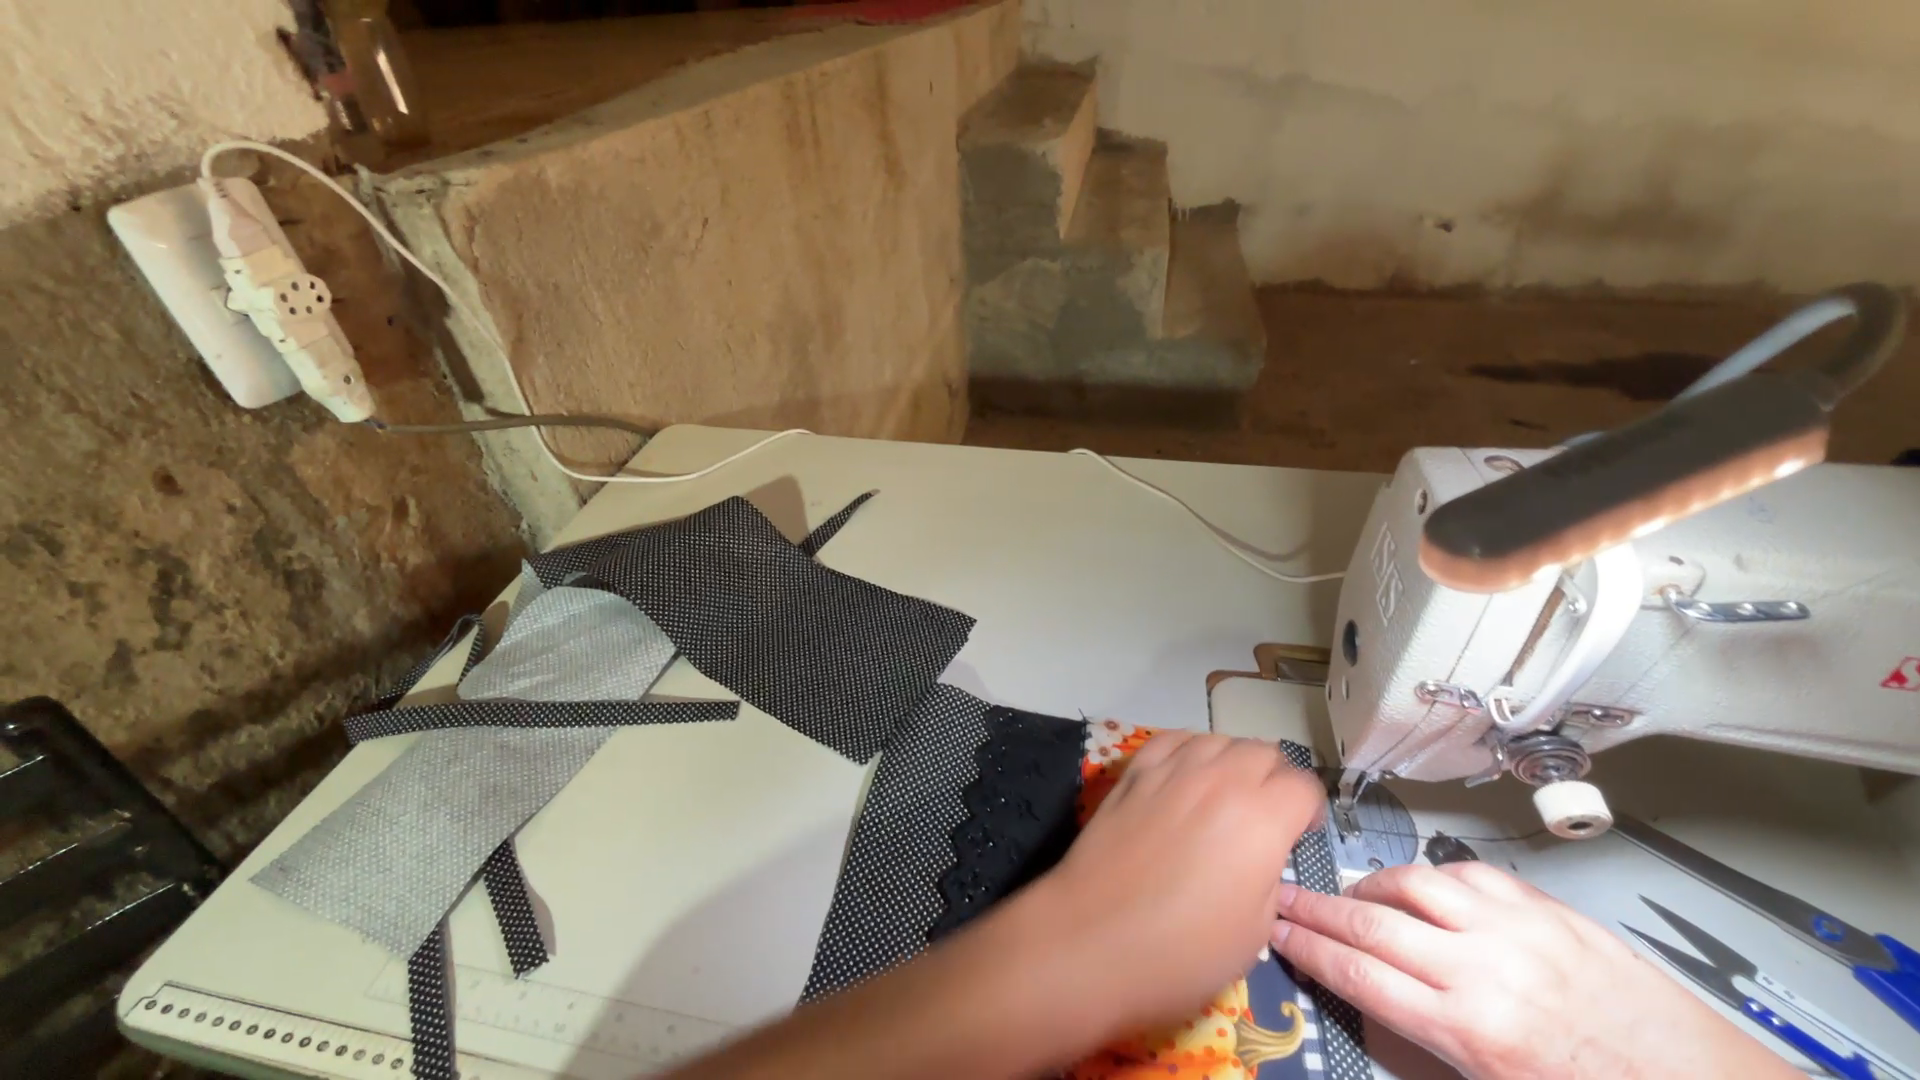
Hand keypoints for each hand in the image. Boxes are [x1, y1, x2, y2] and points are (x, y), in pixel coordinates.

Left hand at [1019, 731, 1325, 1038]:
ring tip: (1224, 796)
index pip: (1303, 785)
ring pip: (1218, 739)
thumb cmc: (1181, 952)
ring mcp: (1171, 771)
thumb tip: (1263, 851)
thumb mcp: (1254, 930)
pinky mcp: (1133, 773)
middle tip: (1263, 818)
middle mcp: (1219, 780)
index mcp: (1260, 819)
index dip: (1307, 811)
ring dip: (1231, 762)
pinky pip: (1172, 740)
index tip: (1296, 835)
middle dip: (1273, 780)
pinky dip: (1188, 750)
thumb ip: (1269, 873)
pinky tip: (1186, 775)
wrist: (1091, 939)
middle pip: (1263, 753)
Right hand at [1271, 862, 1802, 1079]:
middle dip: (1314, 908)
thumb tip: (1372, 1001)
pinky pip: (1467, 875)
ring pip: (1413, 883)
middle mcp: (1483, 969)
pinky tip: (1423, 889)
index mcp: (1469, 1030)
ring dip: (1370, 885)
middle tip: (1280, 896)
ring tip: (1351, 894)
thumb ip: (1427, 1043)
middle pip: (1369, 923)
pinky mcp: (1547, 908)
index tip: (1274, 930)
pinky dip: (1432, 879)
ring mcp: (1516, 929)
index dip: (1305, 948)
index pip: (1357, 973)